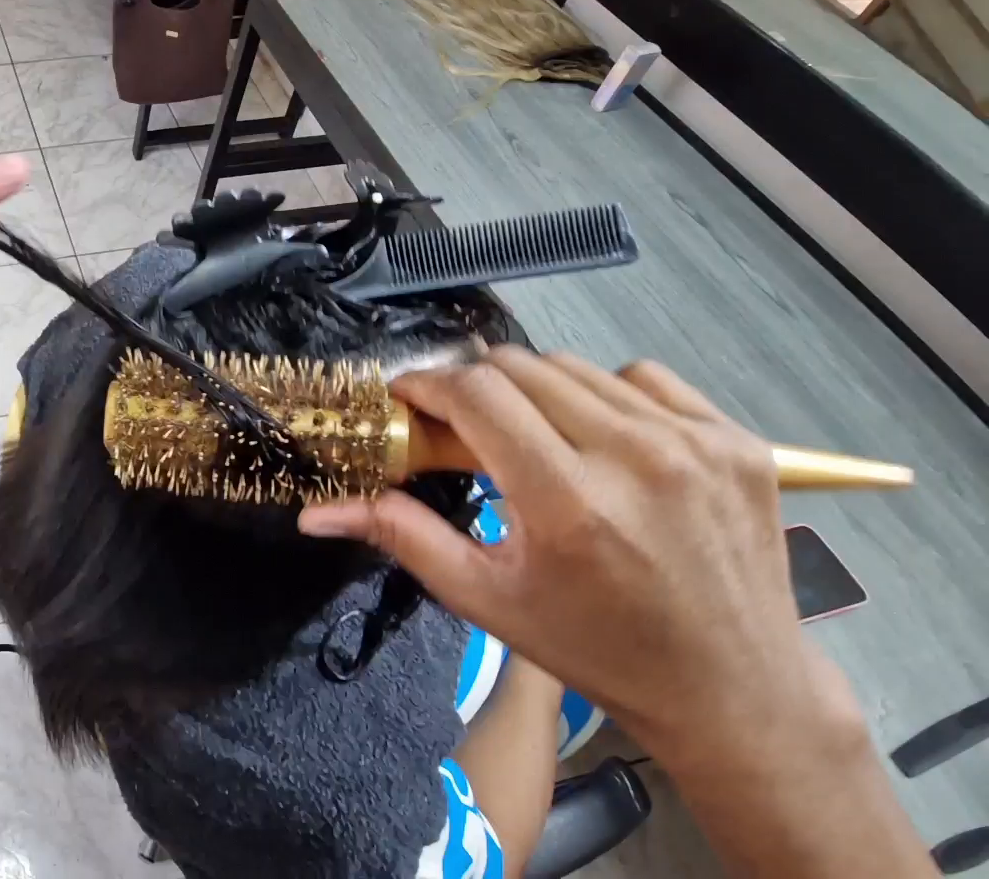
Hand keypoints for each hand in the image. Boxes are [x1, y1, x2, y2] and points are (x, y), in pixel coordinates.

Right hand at [299, 347, 847, 755]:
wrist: (733, 687)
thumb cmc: (591, 646)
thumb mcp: (482, 597)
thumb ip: (399, 535)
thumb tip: (315, 513)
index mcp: (566, 502)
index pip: (476, 393)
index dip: (427, 384)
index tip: (407, 399)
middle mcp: (635, 458)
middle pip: (519, 368)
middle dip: (472, 387)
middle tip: (459, 427)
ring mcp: (697, 444)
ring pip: (574, 367)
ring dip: (531, 390)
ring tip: (527, 437)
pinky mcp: (738, 441)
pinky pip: (640, 377)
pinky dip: (600, 394)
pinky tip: (596, 439)